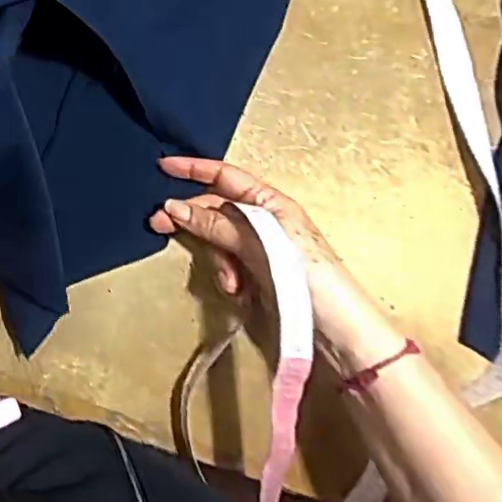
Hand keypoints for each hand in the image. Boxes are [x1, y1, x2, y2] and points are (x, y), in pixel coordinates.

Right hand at [148, 155, 404, 373]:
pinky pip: (226, 260)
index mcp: (270, 203)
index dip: (192, 168)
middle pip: (213, 207)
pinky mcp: (257, 270)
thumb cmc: (310, 278)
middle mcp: (263, 219)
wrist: (343, 334)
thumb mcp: (259, 245)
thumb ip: (214, 224)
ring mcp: (259, 245)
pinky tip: (235, 289)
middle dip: (189, 218)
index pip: (224, 175)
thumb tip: (171, 206)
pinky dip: (225, 272)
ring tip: (226, 280)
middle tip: (158, 224)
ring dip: (214, 256)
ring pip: (216, 236)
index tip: (161, 166)